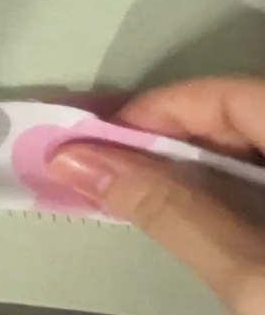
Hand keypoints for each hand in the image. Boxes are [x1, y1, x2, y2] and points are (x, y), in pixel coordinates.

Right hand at [49, 76, 264, 314]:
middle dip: (181, 142)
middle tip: (123, 175)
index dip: (154, 114)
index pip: (230, 95)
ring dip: (219, 165)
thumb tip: (68, 156)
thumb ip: (167, 209)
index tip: (98, 149)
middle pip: (255, 115)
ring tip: (177, 202)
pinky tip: (243, 219)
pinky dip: (260, 186)